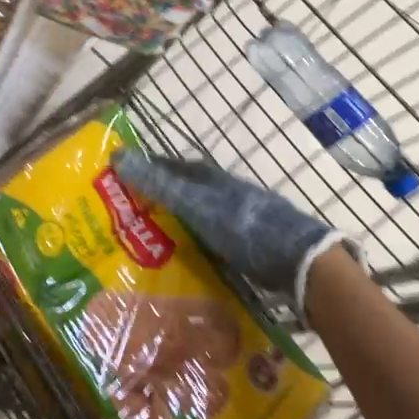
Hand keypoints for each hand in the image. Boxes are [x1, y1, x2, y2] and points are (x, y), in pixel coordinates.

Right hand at [112, 148, 354, 316]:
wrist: (302, 262)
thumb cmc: (243, 227)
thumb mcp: (195, 205)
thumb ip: (159, 184)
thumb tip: (117, 155)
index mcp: (213, 178)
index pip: (175, 166)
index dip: (152, 168)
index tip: (127, 176)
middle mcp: (229, 192)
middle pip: (191, 189)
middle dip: (166, 196)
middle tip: (138, 212)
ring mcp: (247, 217)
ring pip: (207, 213)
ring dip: (185, 221)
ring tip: (160, 238)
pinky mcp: (259, 243)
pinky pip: (221, 237)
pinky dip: (203, 241)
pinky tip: (196, 256)